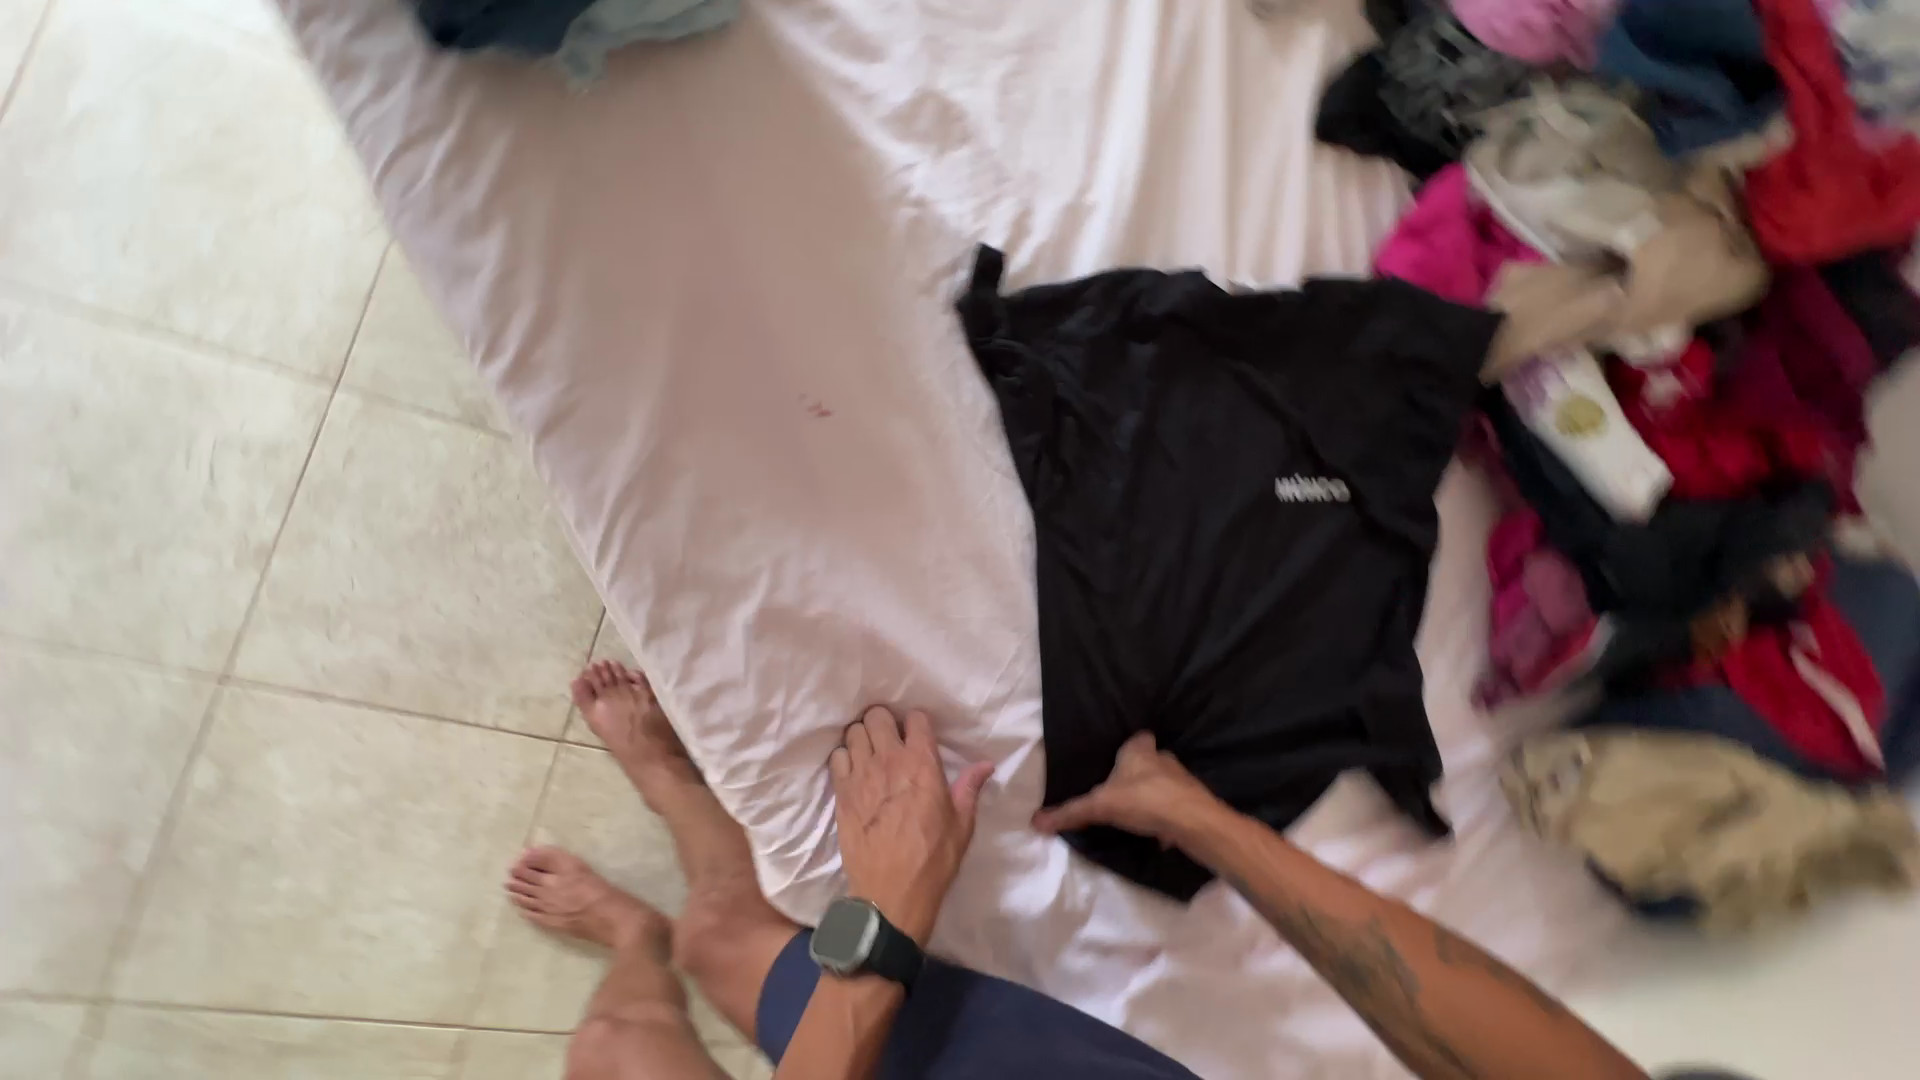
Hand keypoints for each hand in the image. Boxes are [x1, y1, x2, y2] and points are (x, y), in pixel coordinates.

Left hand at [830, 706, 993, 945]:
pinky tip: (854, 772)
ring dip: (863, 737)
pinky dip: (845, 758)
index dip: (917, 722)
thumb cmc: (933, 860)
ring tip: (870, 753)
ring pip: (854, 732)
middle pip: (877, 715)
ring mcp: (861, 775)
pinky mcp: (841, 793)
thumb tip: (986, 765)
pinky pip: (837, 757)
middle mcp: (889, 761)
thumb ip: (970, 788)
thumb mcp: (962, 825)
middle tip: (890, 738)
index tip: (918, 735)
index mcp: (922, 764)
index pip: (915, 717)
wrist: (890, 895)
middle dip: (884, 721)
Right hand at [1031, 732, 1222, 846]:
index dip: (1128, 750)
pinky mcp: (1196, 803)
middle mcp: (1163, 759)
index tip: (1117, 763)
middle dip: (1140, 775)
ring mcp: (1183, 781)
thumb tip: (1035, 821)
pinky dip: (1169, 817)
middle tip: (1123, 792)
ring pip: (1166, 784)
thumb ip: (1071, 812)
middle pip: (1150, 762)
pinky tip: (1160, 834)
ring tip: (1140, 815)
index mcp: (1140, 750)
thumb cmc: (1144, 800)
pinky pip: (1178, 807)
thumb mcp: (1100, 806)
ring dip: (1156, 796)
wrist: (1193, 822)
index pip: (1135, 740)